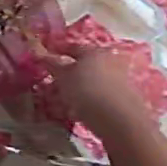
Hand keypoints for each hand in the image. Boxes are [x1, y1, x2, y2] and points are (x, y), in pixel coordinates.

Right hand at [33, 44, 151, 132]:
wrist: (119, 118)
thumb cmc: (87, 91)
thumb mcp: (64, 77)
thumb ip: (52, 65)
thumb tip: (42, 55)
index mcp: (94, 51)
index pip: (72, 47)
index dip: (58, 49)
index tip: (47, 54)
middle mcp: (109, 60)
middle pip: (86, 63)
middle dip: (70, 70)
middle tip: (55, 79)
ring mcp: (119, 78)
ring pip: (93, 79)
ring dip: (80, 86)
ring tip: (65, 98)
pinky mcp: (124, 97)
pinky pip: (100, 93)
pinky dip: (89, 97)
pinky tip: (80, 108)